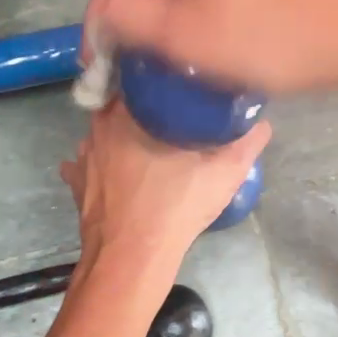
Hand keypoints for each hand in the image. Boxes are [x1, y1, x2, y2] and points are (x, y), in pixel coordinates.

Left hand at [60, 101, 271, 263]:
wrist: (133, 257)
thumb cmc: (176, 205)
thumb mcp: (225, 173)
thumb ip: (247, 141)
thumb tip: (261, 122)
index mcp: (130, 111)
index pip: (144, 79)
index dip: (163, 83)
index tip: (180, 91)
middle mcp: (100, 125)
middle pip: (124, 105)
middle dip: (144, 111)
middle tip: (170, 122)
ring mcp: (84, 155)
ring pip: (105, 134)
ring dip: (122, 139)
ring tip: (146, 151)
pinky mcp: (76, 182)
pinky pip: (88, 164)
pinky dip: (102, 166)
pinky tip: (118, 176)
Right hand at [84, 0, 337, 94]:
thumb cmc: (274, 38)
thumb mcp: (190, 38)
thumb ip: (133, 21)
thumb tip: (106, 14)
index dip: (97, 23)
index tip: (96, 67)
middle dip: (135, 15)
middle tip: (131, 60)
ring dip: (174, 11)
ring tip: (174, 52)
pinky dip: (211, 5)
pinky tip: (224, 33)